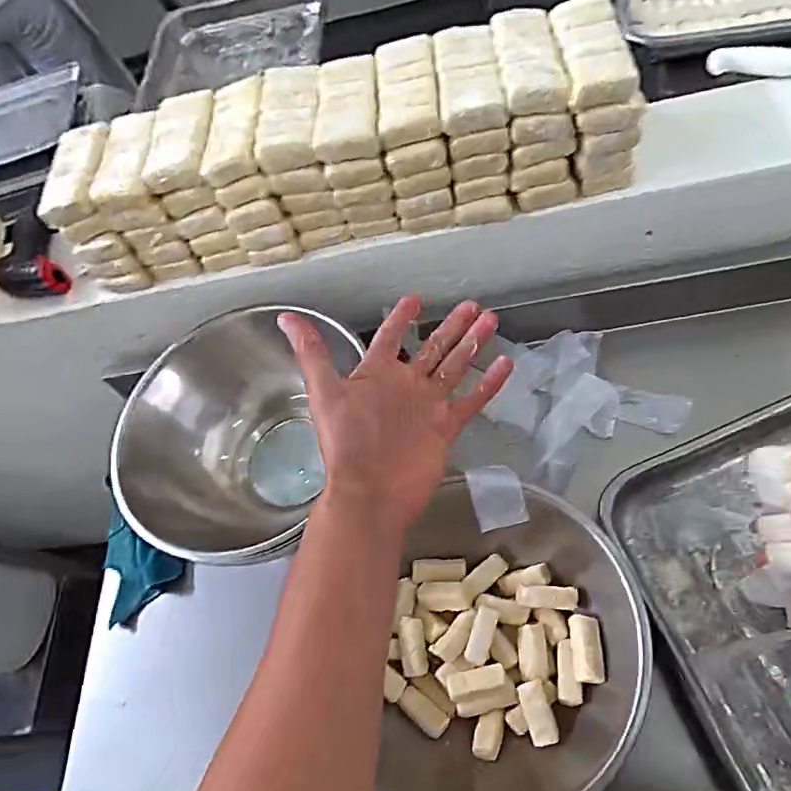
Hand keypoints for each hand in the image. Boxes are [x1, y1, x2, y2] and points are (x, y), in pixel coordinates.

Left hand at [280, 297, 512, 533]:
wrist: (371, 490)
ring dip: (472, 344)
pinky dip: (489, 383)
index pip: (392, 337)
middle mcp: (406, 386)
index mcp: (378, 374)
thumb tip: (285, 318)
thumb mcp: (325, 392)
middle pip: (433, 347)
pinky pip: (472, 400)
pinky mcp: (446, 426)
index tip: (415, 300)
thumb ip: (311, 353)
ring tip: (490, 320)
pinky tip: (505, 363)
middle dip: (452, 326)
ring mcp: (429, 405)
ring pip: (456, 366)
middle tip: (471, 306)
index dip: (401, 318)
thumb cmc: (346, 443)